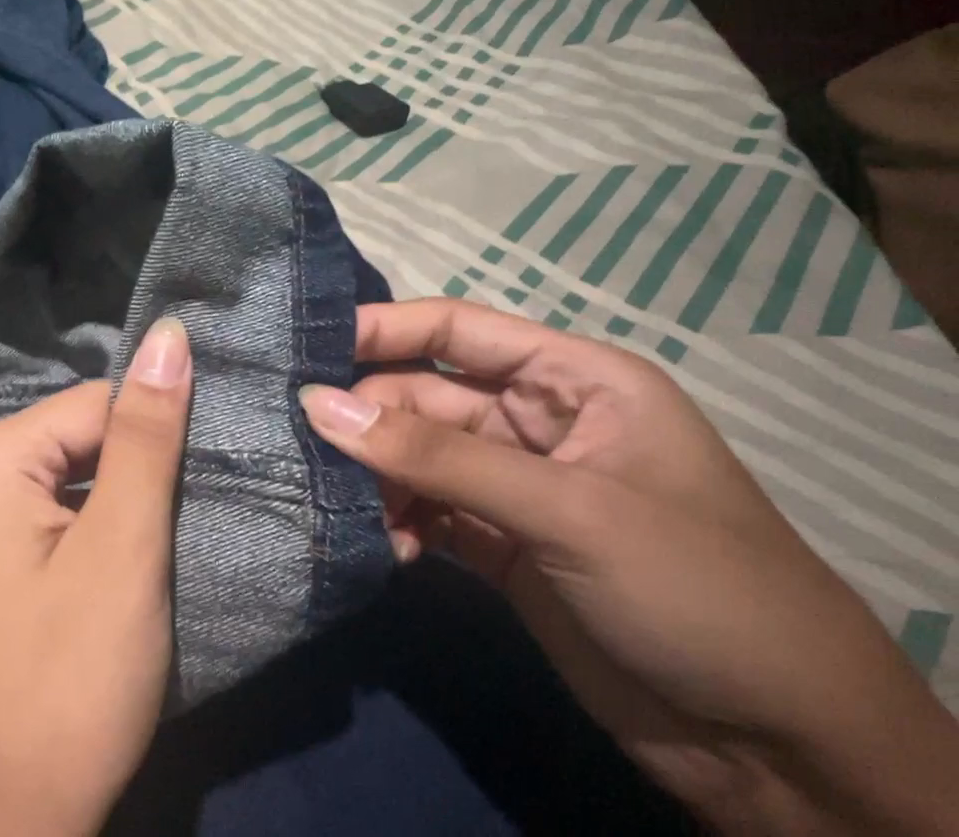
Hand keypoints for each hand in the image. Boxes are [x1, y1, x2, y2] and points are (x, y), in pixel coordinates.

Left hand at [0, 319, 191, 836]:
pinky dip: (96, 532)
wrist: (9, 805)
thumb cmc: (71, 675)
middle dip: (140, 472)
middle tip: (195, 520)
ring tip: (172, 544)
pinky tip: (129, 567)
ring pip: (72, 478)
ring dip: (124, 505)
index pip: (96, 404)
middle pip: (80, 437)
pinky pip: (52, 515)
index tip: (211, 480)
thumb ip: (145, 438)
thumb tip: (169, 333)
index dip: (159, 437)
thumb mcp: (121, 548)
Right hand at [301, 298, 958, 835]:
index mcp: (576, 381)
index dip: (381, 330)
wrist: (775, 744)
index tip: (297, 349)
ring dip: (376, 480)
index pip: (459, 328)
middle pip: (424, 397)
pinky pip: (425, 513)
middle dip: (369, 423)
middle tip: (305, 453)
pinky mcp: (499, 546)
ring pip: (415, 458)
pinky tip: (388, 551)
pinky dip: (397, 525)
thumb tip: (316, 404)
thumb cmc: (695, 590)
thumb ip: (435, 456)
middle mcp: (539, 423)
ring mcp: (516, 488)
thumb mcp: (566, 509)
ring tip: (344, 512)